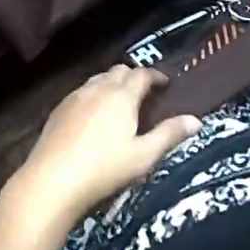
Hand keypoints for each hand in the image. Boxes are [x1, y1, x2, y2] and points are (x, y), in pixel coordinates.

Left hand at [6, 66, 201, 228]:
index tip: (165, 83)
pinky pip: (82, 92)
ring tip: (120, 101)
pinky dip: (94, 95)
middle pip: (119, 71)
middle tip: (145, 93)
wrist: (53, 178)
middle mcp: (98, 88)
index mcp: (122, 95)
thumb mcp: (143, 156)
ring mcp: (75, 96)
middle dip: (134, 76)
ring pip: (98, 79)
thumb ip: (169, 135)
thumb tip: (195, 120)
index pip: (142, 74)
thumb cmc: (105, 168)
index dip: (156, 76)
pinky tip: (94, 115)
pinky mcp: (59, 108)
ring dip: (112, 83)